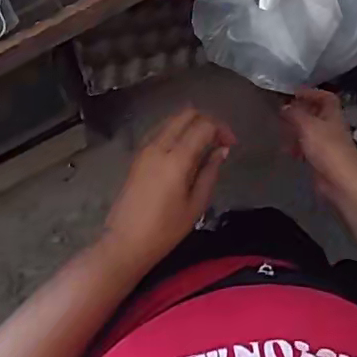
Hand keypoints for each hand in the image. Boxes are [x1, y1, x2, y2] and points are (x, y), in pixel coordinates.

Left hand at [101, 108, 234, 270]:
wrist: (125, 241)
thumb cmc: (165, 230)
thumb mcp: (196, 205)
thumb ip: (210, 172)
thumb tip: (221, 150)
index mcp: (177, 158)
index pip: (204, 125)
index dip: (222, 129)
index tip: (231, 144)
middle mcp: (159, 146)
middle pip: (186, 114)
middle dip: (207, 121)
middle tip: (220, 140)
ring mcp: (145, 148)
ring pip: (172, 120)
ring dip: (191, 124)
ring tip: (205, 144)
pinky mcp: (138, 155)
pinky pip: (160, 131)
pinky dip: (176, 131)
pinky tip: (184, 149)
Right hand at [281, 88, 356, 204]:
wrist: (341, 181)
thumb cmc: (327, 149)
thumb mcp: (308, 125)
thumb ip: (295, 113)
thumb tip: (285, 106)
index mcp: (332, 115)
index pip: (326, 97)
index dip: (311, 93)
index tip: (294, 94)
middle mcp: (331, 127)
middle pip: (316, 114)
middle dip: (299, 112)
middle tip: (283, 113)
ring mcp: (327, 144)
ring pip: (309, 131)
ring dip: (295, 130)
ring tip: (282, 132)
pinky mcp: (321, 159)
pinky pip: (307, 148)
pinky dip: (297, 147)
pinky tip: (287, 151)